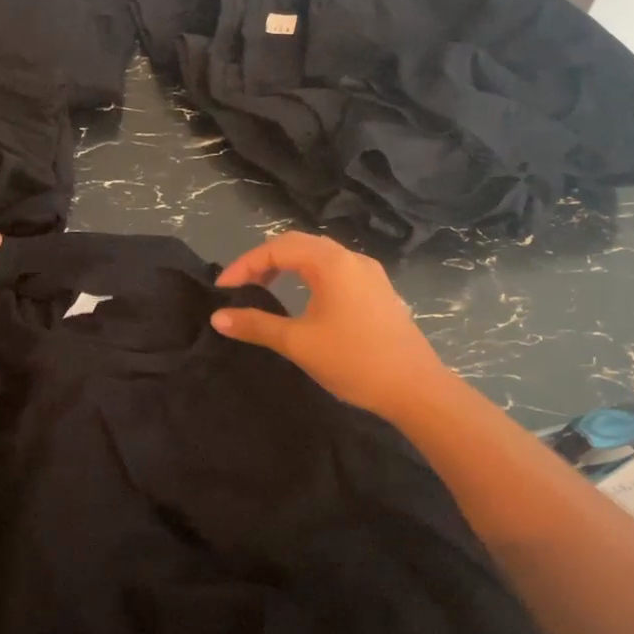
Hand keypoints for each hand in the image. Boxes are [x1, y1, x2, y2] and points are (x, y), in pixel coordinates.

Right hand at [210, 231, 456, 419]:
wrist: (416, 388)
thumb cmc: (353, 360)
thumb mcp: (297, 343)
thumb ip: (256, 325)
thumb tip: (218, 317)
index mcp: (331, 263)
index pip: (277, 248)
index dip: (245, 264)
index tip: (223, 289)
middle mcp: (352, 259)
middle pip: (299, 244)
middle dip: (264, 260)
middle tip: (241, 285)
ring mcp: (370, 274)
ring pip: (319, 255)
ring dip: (288, 266)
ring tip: (265, 288)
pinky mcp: (379, 292)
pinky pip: (336, 270)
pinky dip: (309, 275)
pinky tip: (303, 299)